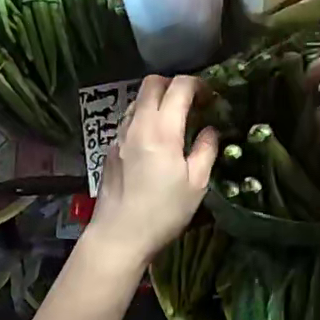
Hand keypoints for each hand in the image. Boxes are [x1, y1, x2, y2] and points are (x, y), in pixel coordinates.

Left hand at [84, 75, 218, 271]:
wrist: (119, 235)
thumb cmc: (163, 213)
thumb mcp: (196, 184)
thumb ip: (206, 150)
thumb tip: (210, 130)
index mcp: (161, 129)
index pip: (179, 86)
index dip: (198, 85)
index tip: (210, 98)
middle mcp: (136, 124)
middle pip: (152, 83)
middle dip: (174, 85)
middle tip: (191, 103)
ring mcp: (119, 135)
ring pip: (136, 100)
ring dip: (156, 101)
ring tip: (173, 122)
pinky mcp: (109, 149)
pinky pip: (128, 121)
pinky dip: (143, 119)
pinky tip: (154, 141)